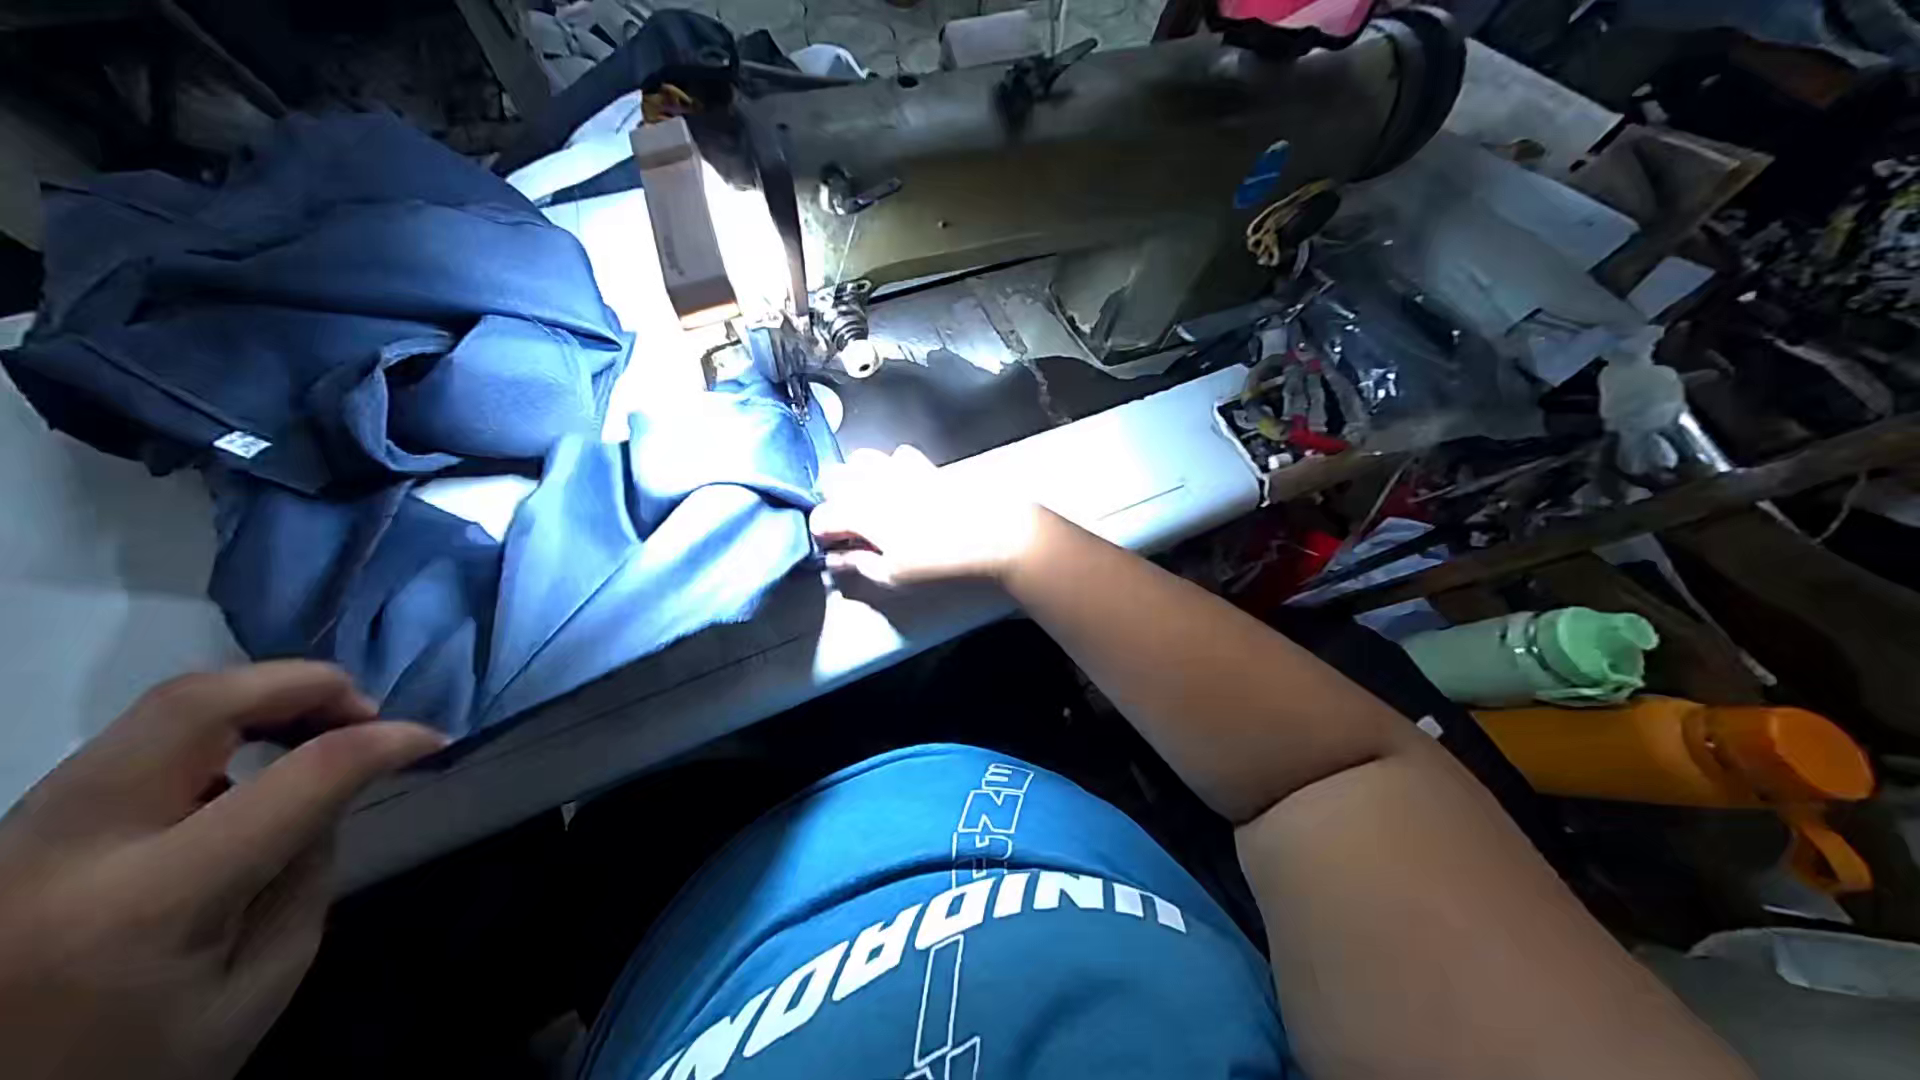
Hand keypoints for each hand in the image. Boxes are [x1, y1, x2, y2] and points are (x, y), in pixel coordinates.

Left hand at [0, 662, 446, 1079]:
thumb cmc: (139, 1064)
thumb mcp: (262, 980)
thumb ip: (306, 869)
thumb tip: (329, 792)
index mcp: (147, 903)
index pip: (302, 777)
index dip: (385, 742)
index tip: (431, 739)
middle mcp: (68, 846)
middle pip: (197, 703)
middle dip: (304, 683)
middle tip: (363, 708)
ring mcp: (20, 832)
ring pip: (159, 709)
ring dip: (261, 698)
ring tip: (316, 726)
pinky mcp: (15, 828)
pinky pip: (134, 741)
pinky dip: (216, 727)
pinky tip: (247, 763)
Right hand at [808, 446, 1044, 587]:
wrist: (993, 534)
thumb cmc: (939, 560)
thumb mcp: (894, 574)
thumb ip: (859, 564)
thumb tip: (835, 560)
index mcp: (859, 511)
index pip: (822, 516)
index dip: (822, 534)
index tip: (834, 548)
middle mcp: (872, 483)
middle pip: (833, 478)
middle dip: (832, 498)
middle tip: (847, 524)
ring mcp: (899, 468)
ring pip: (860, 459)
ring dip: (856, 477)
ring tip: (868, 501)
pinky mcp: (924, 465)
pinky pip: (897, 454)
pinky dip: (891, 466)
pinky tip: (901, 485)